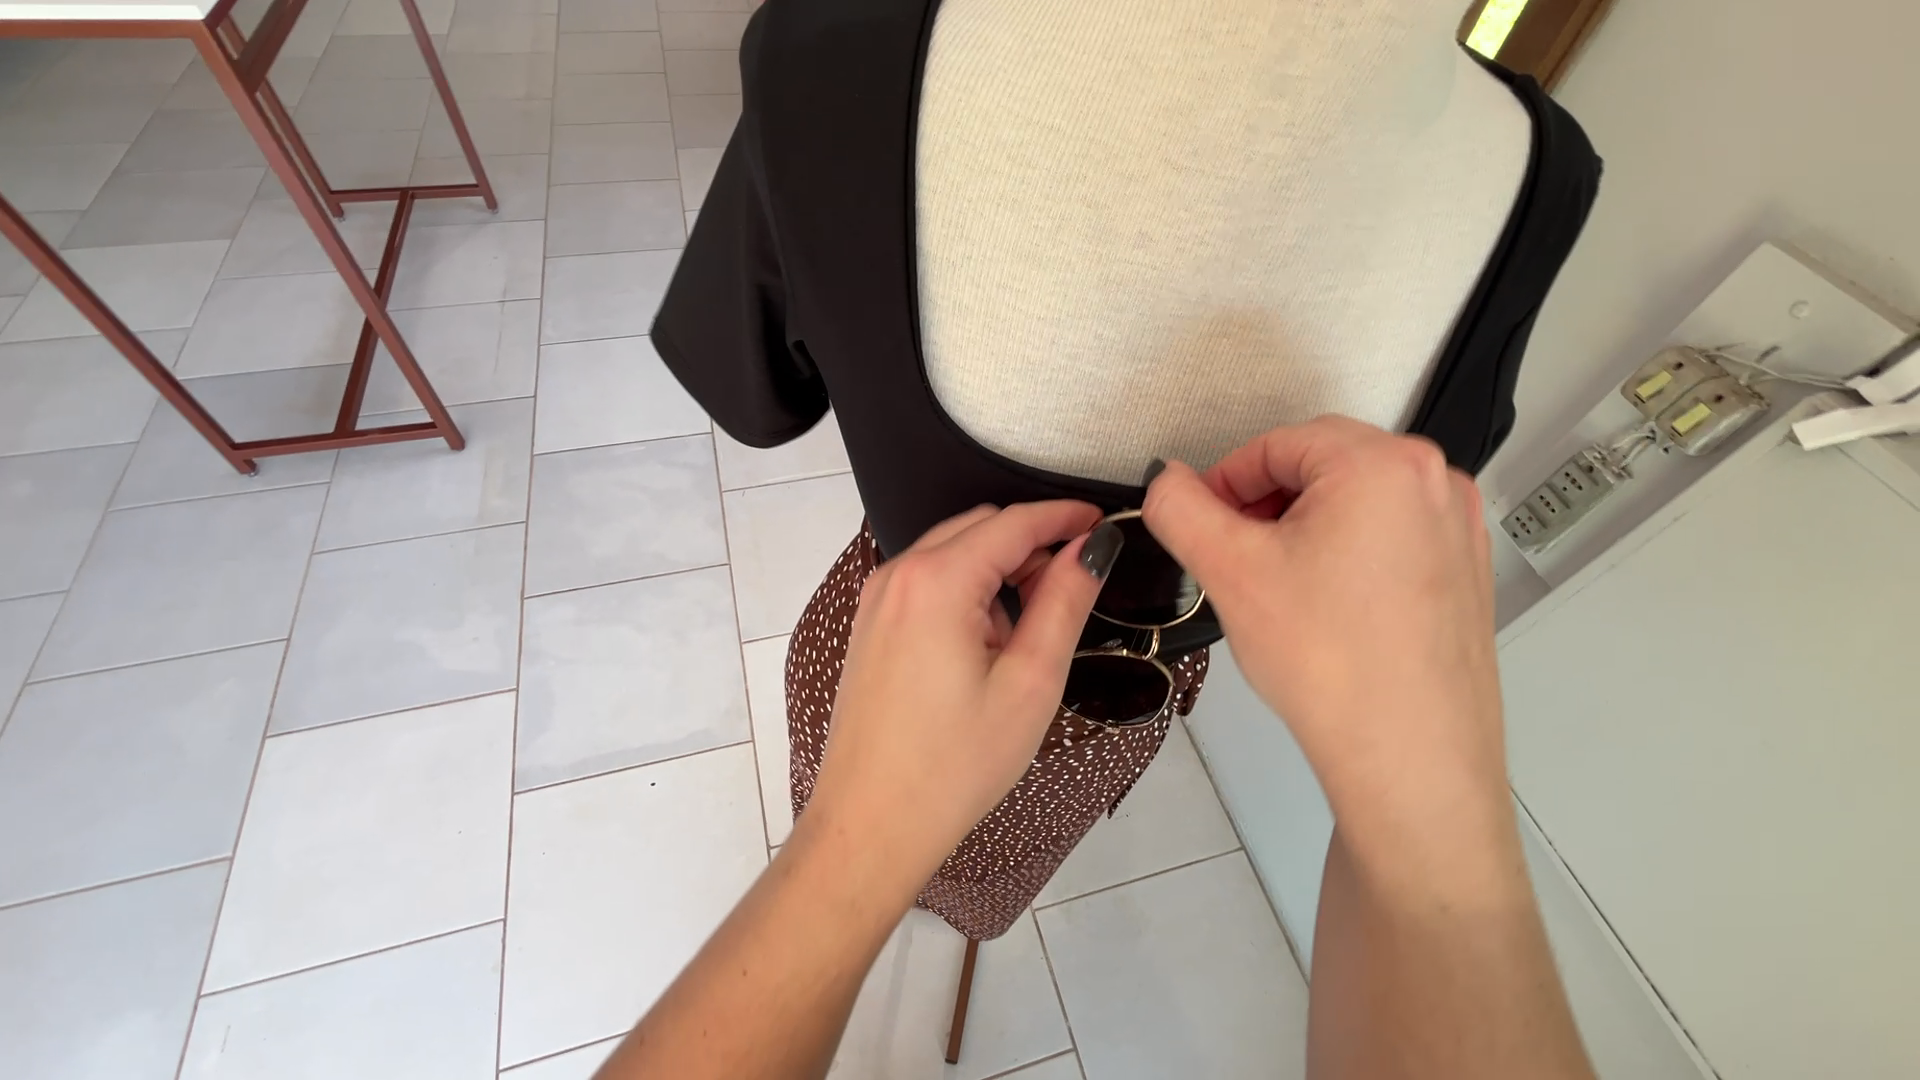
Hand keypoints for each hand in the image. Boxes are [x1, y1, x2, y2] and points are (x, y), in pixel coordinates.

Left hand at [802, 501, 1116, 893]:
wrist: (870, 823)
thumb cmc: (954, 764)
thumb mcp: (1030, 681)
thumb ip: (1064, 600)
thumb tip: (1090, 549)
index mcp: (936, 580)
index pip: (1012, 522)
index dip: (1063, 516)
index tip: (1101, 521)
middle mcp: (896, 576)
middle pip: (978, 530)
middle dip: (1029, 545)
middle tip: (1070, 587)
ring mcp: (874, 600)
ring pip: (951, 555)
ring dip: (996, 572)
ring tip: (1024, 635)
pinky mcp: (869, 627)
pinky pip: (925, 584)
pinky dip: (964, 593)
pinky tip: (982, 645)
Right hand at [1141, 417, 1512, 885]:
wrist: (1409, 759)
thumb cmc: (1329, 661)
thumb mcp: (1228, 569)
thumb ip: (1179, 507)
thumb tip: (1166, 479)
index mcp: (1382, 463)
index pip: (1275, 445)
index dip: (1222, 481)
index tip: (1196, 525)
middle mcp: (1434, 481)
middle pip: (1317, 467)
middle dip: (1261, 504)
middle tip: (1230, 556)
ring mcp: (1459, 527)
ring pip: (1352, 502)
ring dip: (1299, 527)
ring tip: (1272, 585)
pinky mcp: (1466, 570)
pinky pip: (1386, 536)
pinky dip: (1342, 552)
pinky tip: (1320, 606)